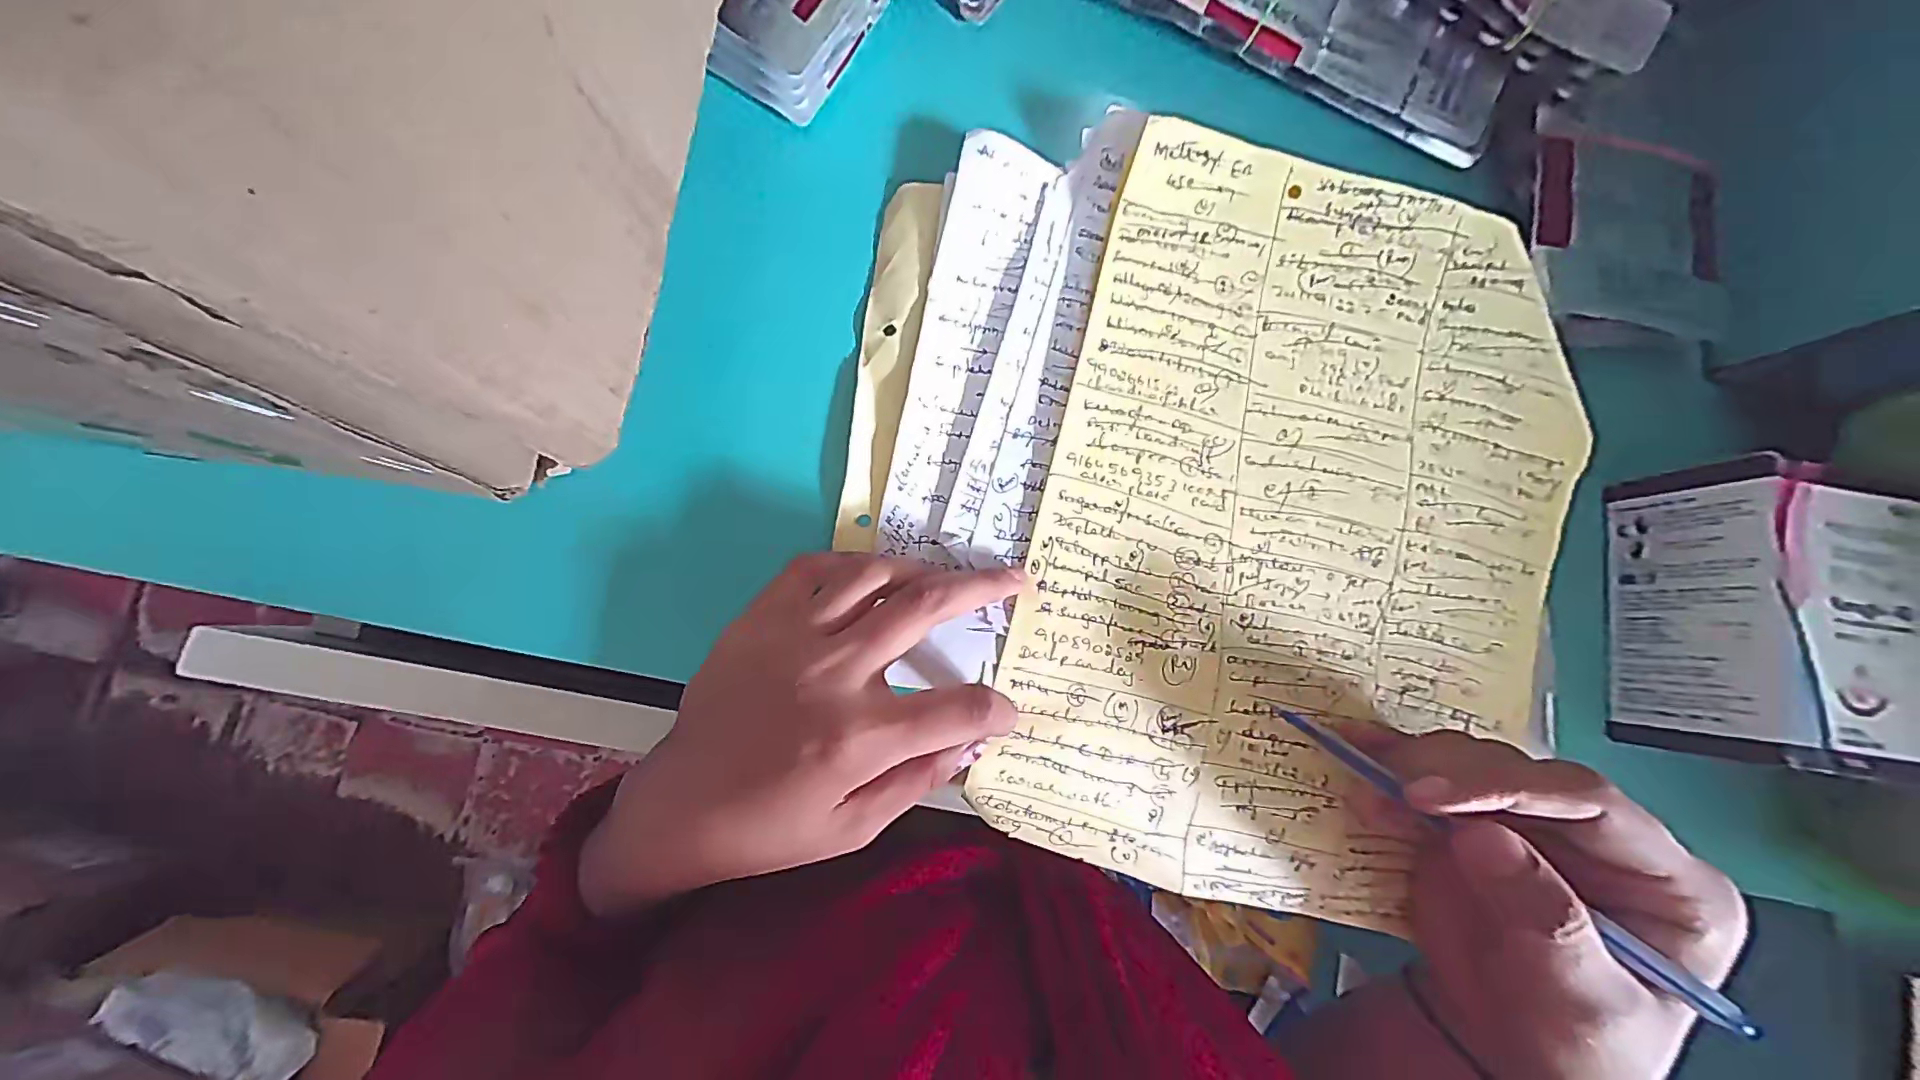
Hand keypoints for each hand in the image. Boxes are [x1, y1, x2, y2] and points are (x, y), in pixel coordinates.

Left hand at [578, 553, 1023, 916]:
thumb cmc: (770, 828)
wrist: (679, 806)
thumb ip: (918, 780)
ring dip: (921, 569)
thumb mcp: (854, 828)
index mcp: (862, 736)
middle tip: (1016, 578)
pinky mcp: (759, 618)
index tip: (1006, 712)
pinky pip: (813, 568)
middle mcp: (835, 673)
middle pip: (927, 607)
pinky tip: (868, 578)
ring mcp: (794, 637)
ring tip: (943, 577)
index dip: (996, 710)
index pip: (959, 709)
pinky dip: (851, 565)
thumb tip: (971, 741)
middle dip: (985, 588)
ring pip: (874, 574)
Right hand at [1348, 727, 1748, 1079]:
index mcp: (1666, 879)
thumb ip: (1546, 921)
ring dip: (1411, 768)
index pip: (1590, 803)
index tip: (1432, 798)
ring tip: (1370, 794)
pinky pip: (1433, 777)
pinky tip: (1361, 750)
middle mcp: (1597, 835)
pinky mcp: (1471, 817)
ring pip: (1471, 762)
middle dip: (1447, 774)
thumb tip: (1485, 837)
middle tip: (1389, 790)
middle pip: (1520, 773)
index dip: (1508, 788)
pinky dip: (1391, 763)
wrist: (1504, 1045)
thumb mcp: (1578, 1002)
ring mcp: (1530, 821)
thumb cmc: (1566, 1041)